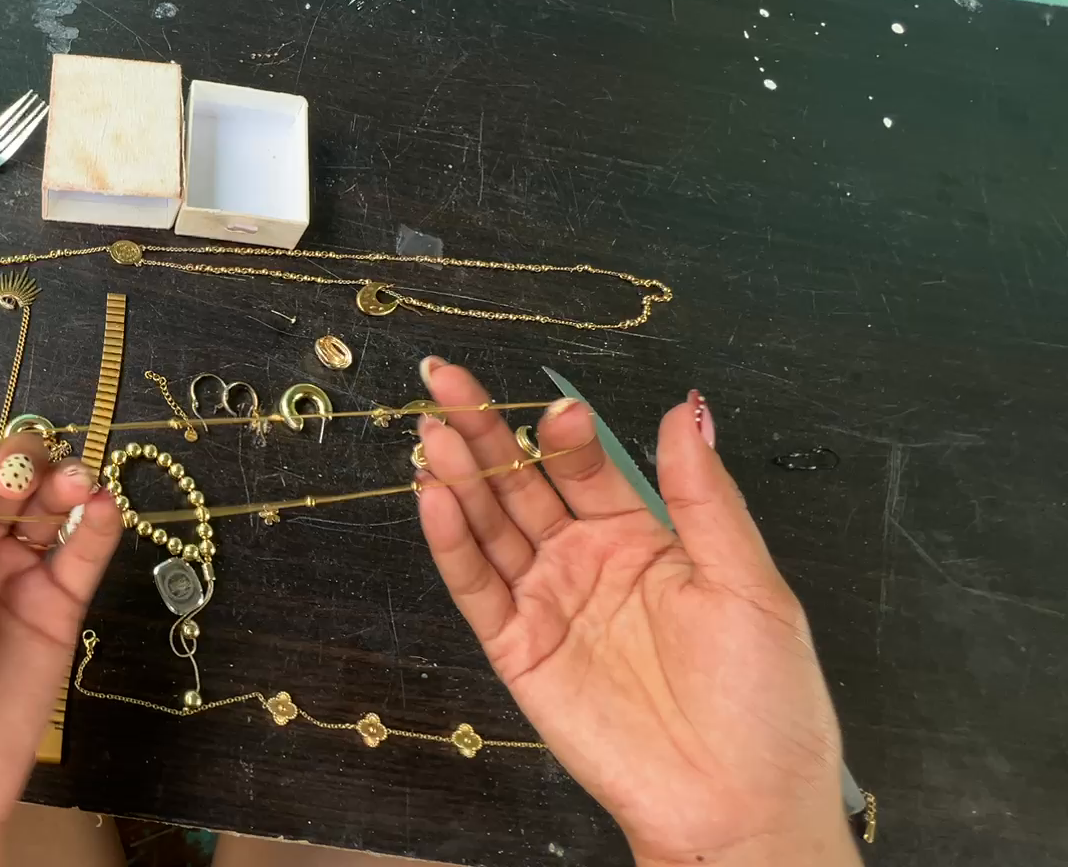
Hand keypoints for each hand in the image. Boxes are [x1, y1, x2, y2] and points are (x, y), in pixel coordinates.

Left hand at [0, 408, 119, 866]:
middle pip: (8, 473)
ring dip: (64, 477)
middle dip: (17, 463)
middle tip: (10, 492)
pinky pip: (85, 549)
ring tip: (72, 485)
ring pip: (50, 502)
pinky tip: (99, 504)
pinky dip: (99, 518)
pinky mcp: (60, 605)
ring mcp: (18, 573)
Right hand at [413, 358, 858, 866]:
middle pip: (518, 481)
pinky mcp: (510, 640)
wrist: (737, 811)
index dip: (566, 433)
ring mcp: (540, 595)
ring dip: (457, 476)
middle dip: (482, 430)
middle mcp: (577, 555)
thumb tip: (684, 411)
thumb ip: (704, 498)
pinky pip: (473, 581)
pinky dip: (449, 540)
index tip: (560, 409)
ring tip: (432, 435)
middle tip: (444, 380)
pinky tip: (431, 496)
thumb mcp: (749, 588)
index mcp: (634, 536)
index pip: (582, 465)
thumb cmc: (761, 699)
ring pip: (486, 522)